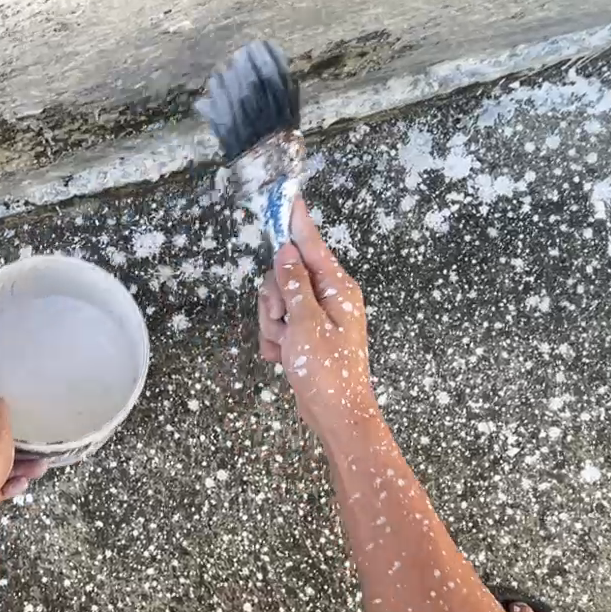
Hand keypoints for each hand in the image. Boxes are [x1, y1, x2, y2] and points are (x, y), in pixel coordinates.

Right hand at [257, 200, 378, 444]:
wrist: (336, 415)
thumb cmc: (328, 372)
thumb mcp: (306, 324)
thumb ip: (293, 284)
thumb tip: (286, 252)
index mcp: (338, 288)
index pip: (312, 245)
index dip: (295, 222)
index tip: (285, 196)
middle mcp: (329, 297)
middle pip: (284, 276)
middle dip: (273, 300)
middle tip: (280, 321)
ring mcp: (317, 316)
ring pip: (276, 302)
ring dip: (272, 325)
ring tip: (285, 347)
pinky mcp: (306, 334)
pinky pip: (278, 325)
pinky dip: (275, 341)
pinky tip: (284, 358)